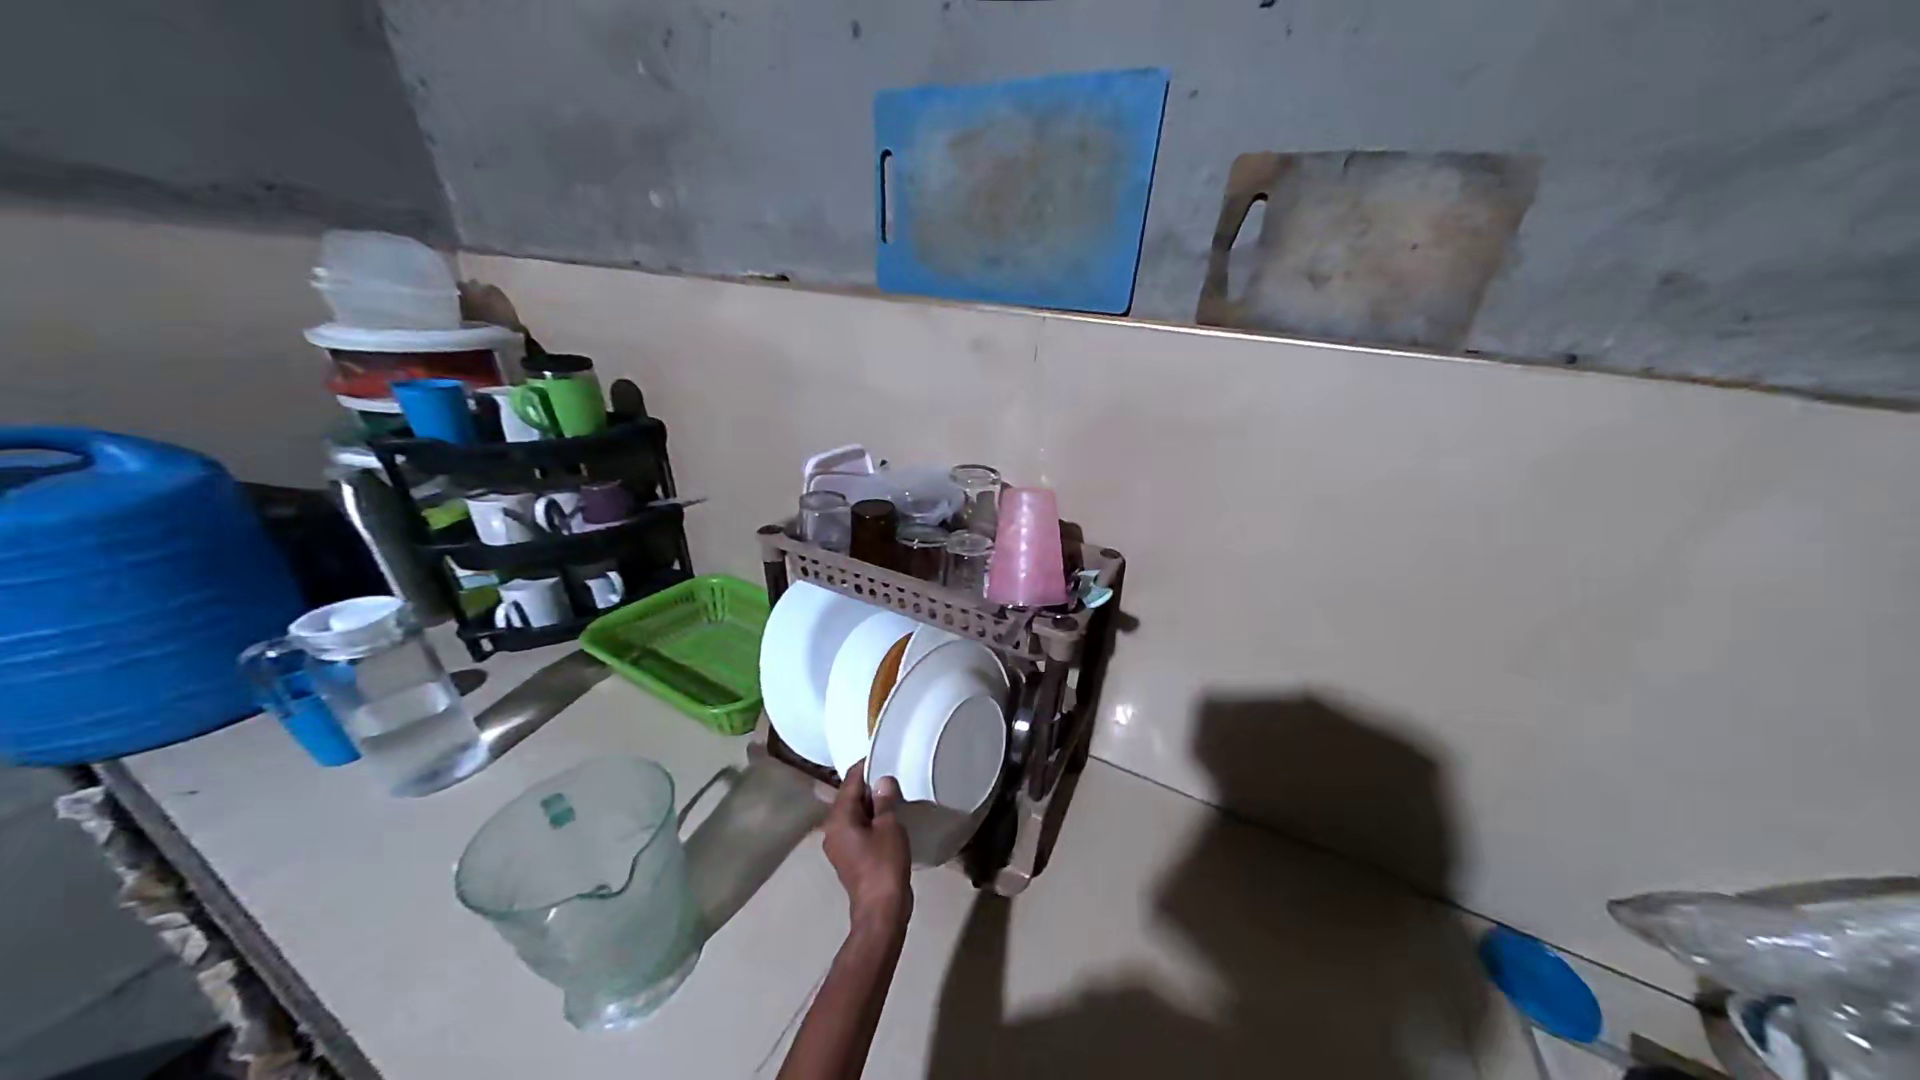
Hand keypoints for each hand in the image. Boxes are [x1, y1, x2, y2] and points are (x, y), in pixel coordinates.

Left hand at [823, 760, 911, 929]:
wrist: (880, 910)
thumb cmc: (884, 864)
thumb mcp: (889, 827)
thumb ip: (885, 800)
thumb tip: (882, 780)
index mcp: (838, 817)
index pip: (850, 781)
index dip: (865, 767)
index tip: (881, 755)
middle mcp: (832, 829)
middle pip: (849, 797)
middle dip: (869, 786)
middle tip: (891, 774)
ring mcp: (838, 845)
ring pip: (853, 814)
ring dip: (870, 805)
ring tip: (892, 795)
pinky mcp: (848, 857)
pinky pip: (857, 829)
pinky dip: (869, 821)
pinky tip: (887, 820)